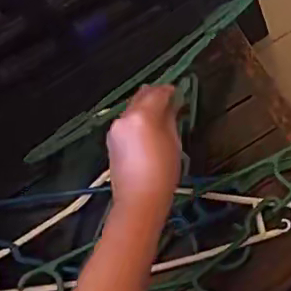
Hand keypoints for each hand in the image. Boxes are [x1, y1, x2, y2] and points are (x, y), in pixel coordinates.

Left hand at [106, 85, 181, 212]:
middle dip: (155, 95)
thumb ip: (171, 119)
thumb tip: (171, 106)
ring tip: (161, 113)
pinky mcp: (111, 140)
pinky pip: (127, 121)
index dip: (170, 90)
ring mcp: (115, 128)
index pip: (157, 93)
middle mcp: (125, 118)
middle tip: (170, 98)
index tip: (179, 91)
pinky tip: (148, 128)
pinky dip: (138, 118)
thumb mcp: (173, 143)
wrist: (139, 200)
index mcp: (142, 116)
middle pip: (141, 96)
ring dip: (145, 106)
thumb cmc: (163, 173)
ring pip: (132, 108)